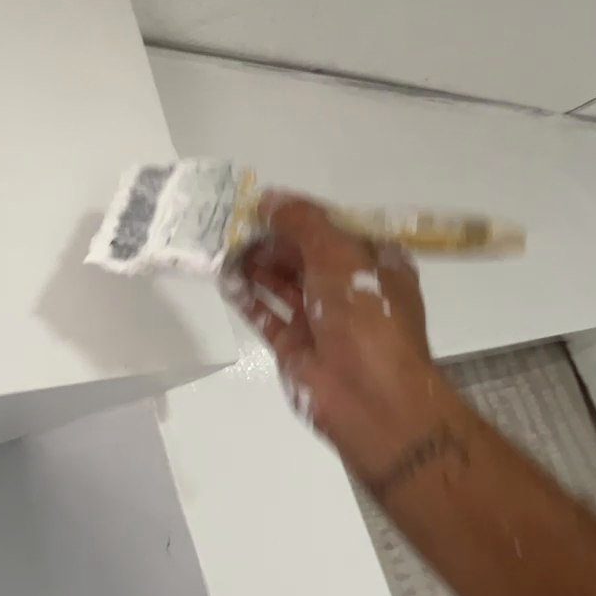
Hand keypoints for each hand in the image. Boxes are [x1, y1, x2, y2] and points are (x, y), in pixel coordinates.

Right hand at [222, 191, 448, 468]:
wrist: (370, 397)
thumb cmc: (365, 315)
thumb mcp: (339, 254)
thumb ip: (302, 222)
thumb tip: (268, 198)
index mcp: (373, 264)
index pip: (332, 230)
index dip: (299, 215)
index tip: (263, 204)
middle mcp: (347, 289)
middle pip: (302, 255)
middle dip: (270, 240)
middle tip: (234, 225)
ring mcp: (319, 319)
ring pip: (281, 283)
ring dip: (254, 265)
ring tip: (223, 245)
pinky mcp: (293, 345)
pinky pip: (265, 313)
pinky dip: (246, 296)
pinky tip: (224, 278)